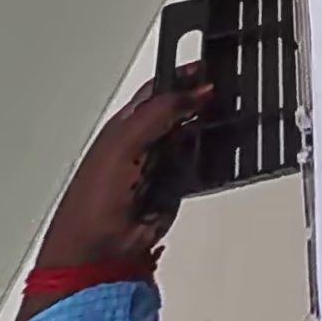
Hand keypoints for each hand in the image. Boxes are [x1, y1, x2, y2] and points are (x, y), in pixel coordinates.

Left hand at [15, 73, 211, 320]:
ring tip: (228, 114)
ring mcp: (161, 164)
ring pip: (193, 135)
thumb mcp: (124, 143)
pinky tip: (221, 147)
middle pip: (180, 110)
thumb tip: (193, 91)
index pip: (158, 90)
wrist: (99, 253)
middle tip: (225, 89)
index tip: (209, 66)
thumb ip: (158, 113)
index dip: (181, 76)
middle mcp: (143, 141)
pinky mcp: (176, 186)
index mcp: (124, 124)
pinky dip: (210, 155)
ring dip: (209, 126)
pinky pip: (200, 163)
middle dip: (201, 99)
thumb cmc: (93, 202)